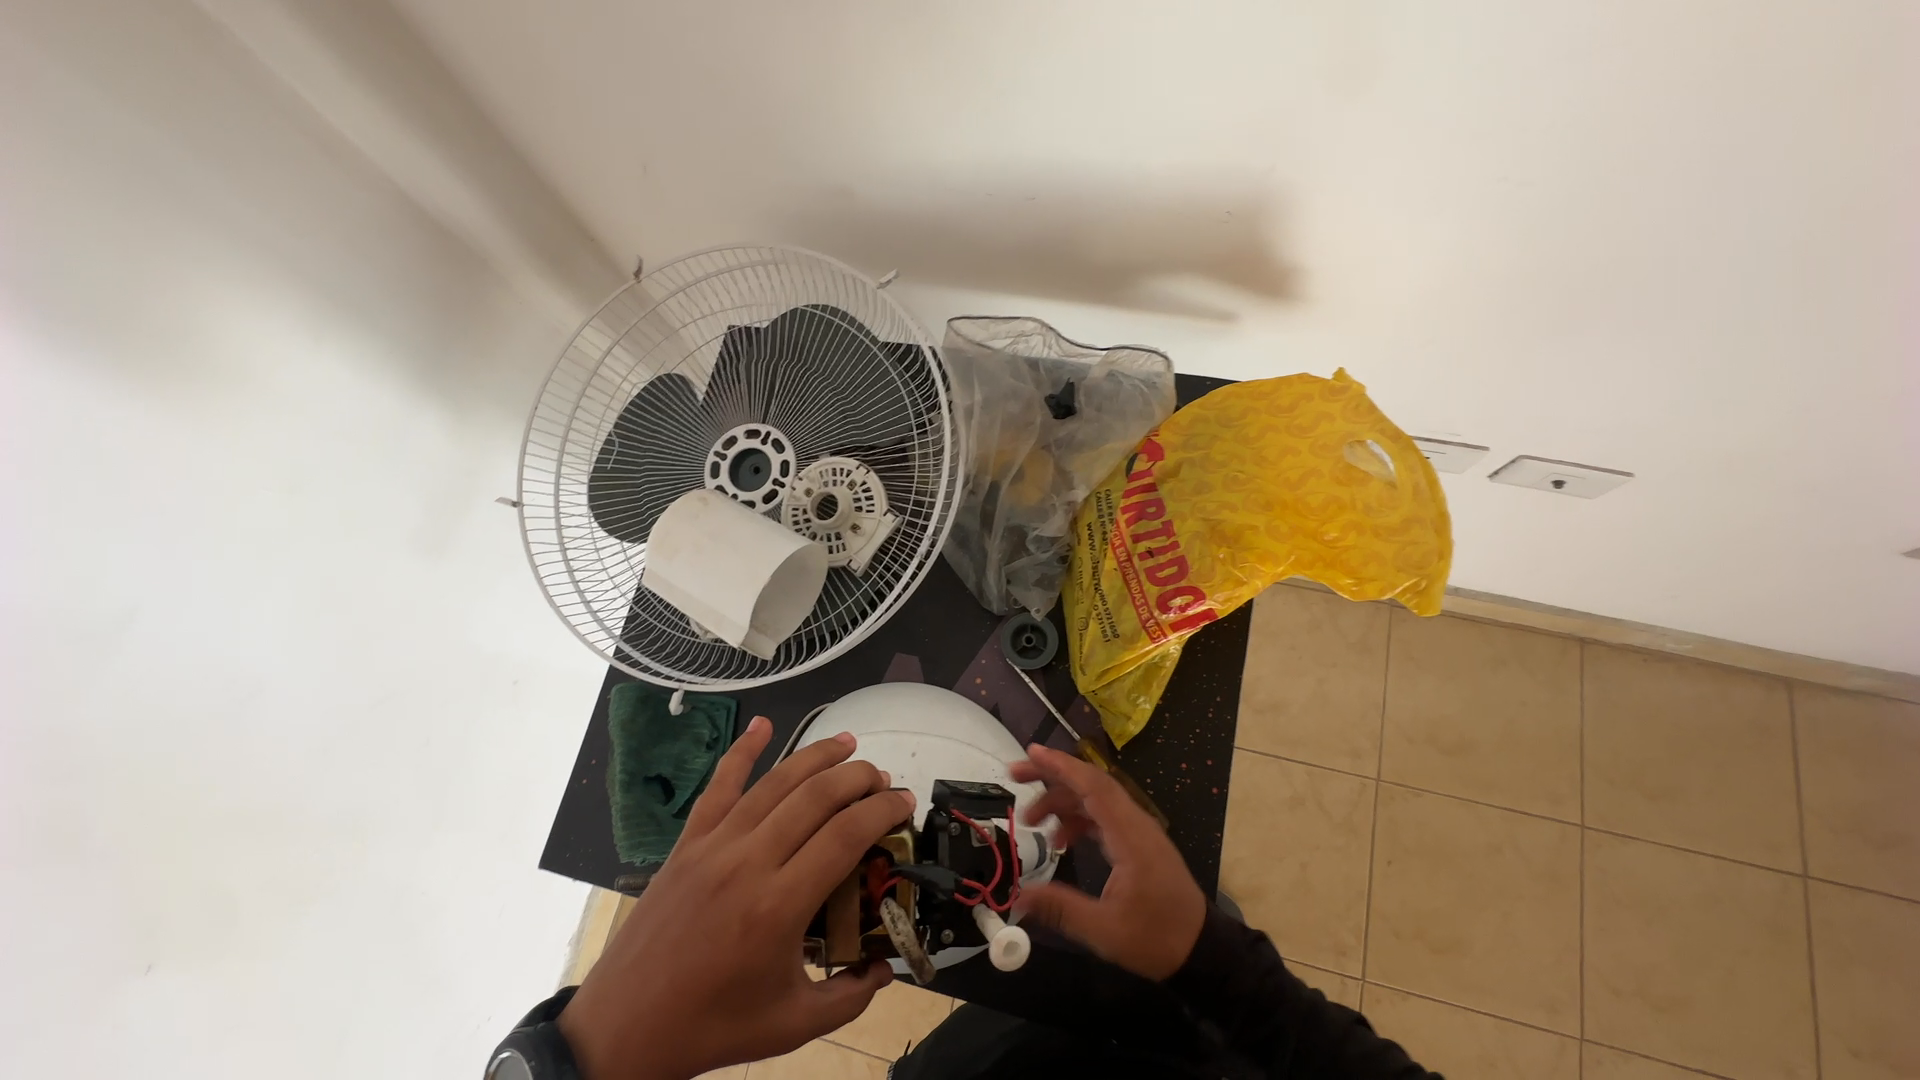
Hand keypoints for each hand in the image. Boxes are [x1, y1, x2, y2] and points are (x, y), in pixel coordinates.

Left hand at [558, 716, 915, 1079]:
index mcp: (780, 906)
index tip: (904, 803)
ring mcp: (715, 846)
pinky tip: (763, 724)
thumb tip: (886, 970)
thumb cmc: (713, 1026)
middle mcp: (749, 862)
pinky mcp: (688, 843)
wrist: (625, 1027)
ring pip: (775, 783)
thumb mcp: (793, 1024)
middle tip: (883, 779)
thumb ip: (850, 997)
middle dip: (859, 778)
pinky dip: (742, 750)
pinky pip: (719, 786)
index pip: (845, 835)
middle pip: (816, 797)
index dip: (881, 810)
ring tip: (849, 744)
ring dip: (817, 756)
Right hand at [1009, 743, 1205, 980]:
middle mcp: (1135, 823)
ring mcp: (1139, 831)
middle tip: (1016, 776)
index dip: (1061, 766)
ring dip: (1062, 800)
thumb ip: (1060, 909)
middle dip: (1052, 775)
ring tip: (1030, 820)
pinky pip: (1103, 816)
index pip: (1093, 786)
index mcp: (1130, 836)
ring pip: (1095, 799)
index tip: (1031, 752)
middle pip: (1091, 784)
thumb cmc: (1156, 938)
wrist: (1201, 949)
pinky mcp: (1139, 843)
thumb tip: (1018, 898)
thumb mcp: (1104, 931)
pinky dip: (1077, 819)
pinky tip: (1060, 840)